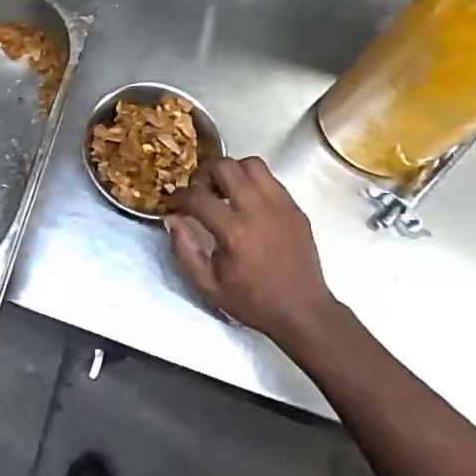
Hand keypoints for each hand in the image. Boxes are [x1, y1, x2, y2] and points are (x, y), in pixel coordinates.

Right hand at [165, 156, 336, 339]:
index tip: (173, 204)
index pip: (197, 196)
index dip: (178, 196)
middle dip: (204, 174)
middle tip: (201, 192)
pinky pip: (271, 179)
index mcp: (233, 231)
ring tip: (226, 191)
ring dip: (232, 172)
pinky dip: (253, 182)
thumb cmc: (252, 300)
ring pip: (251, 164)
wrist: (303, 312)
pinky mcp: (295, 208)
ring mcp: (280, 206)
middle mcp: (257, 210)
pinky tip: (248, 202)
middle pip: (225, 166)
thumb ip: (184, 250)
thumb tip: (172, 219)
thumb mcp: (207, 285)